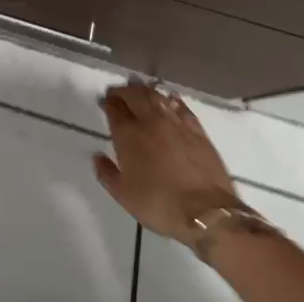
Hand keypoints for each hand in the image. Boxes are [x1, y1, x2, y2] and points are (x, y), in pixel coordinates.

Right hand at [92, 80, 238, 245]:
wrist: (206, 213)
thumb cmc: (160, 205)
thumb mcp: (124, 196)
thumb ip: (106, 173)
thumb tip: (97, 156)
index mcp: (128, 135)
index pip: (114, 109)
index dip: (108, 103)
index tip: (104, 102)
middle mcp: (150, 122)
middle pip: (134, 96)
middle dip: (123, 91)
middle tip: (118, 92)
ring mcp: (176, 124)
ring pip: (157, 97)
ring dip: (145, 90)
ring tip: (139, 89)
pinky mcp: (198, 131)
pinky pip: (182, 108)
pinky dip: (173, 100)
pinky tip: (170, 99)